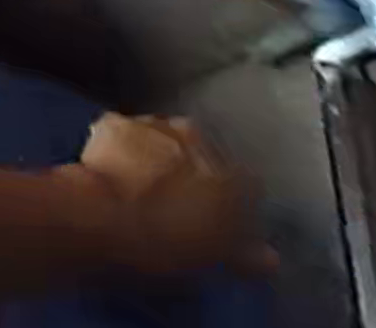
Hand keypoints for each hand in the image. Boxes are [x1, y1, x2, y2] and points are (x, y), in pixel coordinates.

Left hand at [57, 113, 277, 276]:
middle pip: (202, 148)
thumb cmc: (170, 239)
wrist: (109, 213)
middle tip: (175, 187)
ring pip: (160, 133)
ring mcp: (154, 125)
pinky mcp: (115, 120)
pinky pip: (122, 129)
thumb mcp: (218, 254)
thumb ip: (248, 250)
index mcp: (235, 175)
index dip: (231, 195)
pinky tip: (112, 159)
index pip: (245, 181)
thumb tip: (267, 255)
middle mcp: (198, 139)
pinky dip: (119, 141)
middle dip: (192, 164)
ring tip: (141, 174)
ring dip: (155, 148)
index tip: (218, 206)